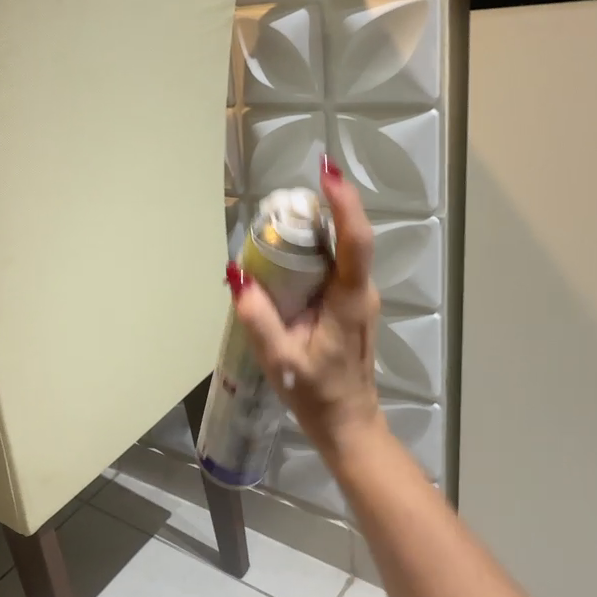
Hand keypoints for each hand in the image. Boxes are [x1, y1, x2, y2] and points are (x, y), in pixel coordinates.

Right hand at [230, 158, 386, 458]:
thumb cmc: (318, 396)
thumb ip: (258, 318)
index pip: (355, 241)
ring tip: (274, 222)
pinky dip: (307, 252)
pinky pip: (329, 265)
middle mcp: (360, 291)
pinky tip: (281, 256)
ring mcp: (356, 297)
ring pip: (336, 250)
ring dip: (310, 230)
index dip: (344, 203)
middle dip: (318, 209)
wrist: (349, 424)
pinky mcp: (347, 303)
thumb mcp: (281, 361)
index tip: (327, 172)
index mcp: (349, 301)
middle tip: (280, 199)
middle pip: (345, 236)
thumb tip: (236, 276)